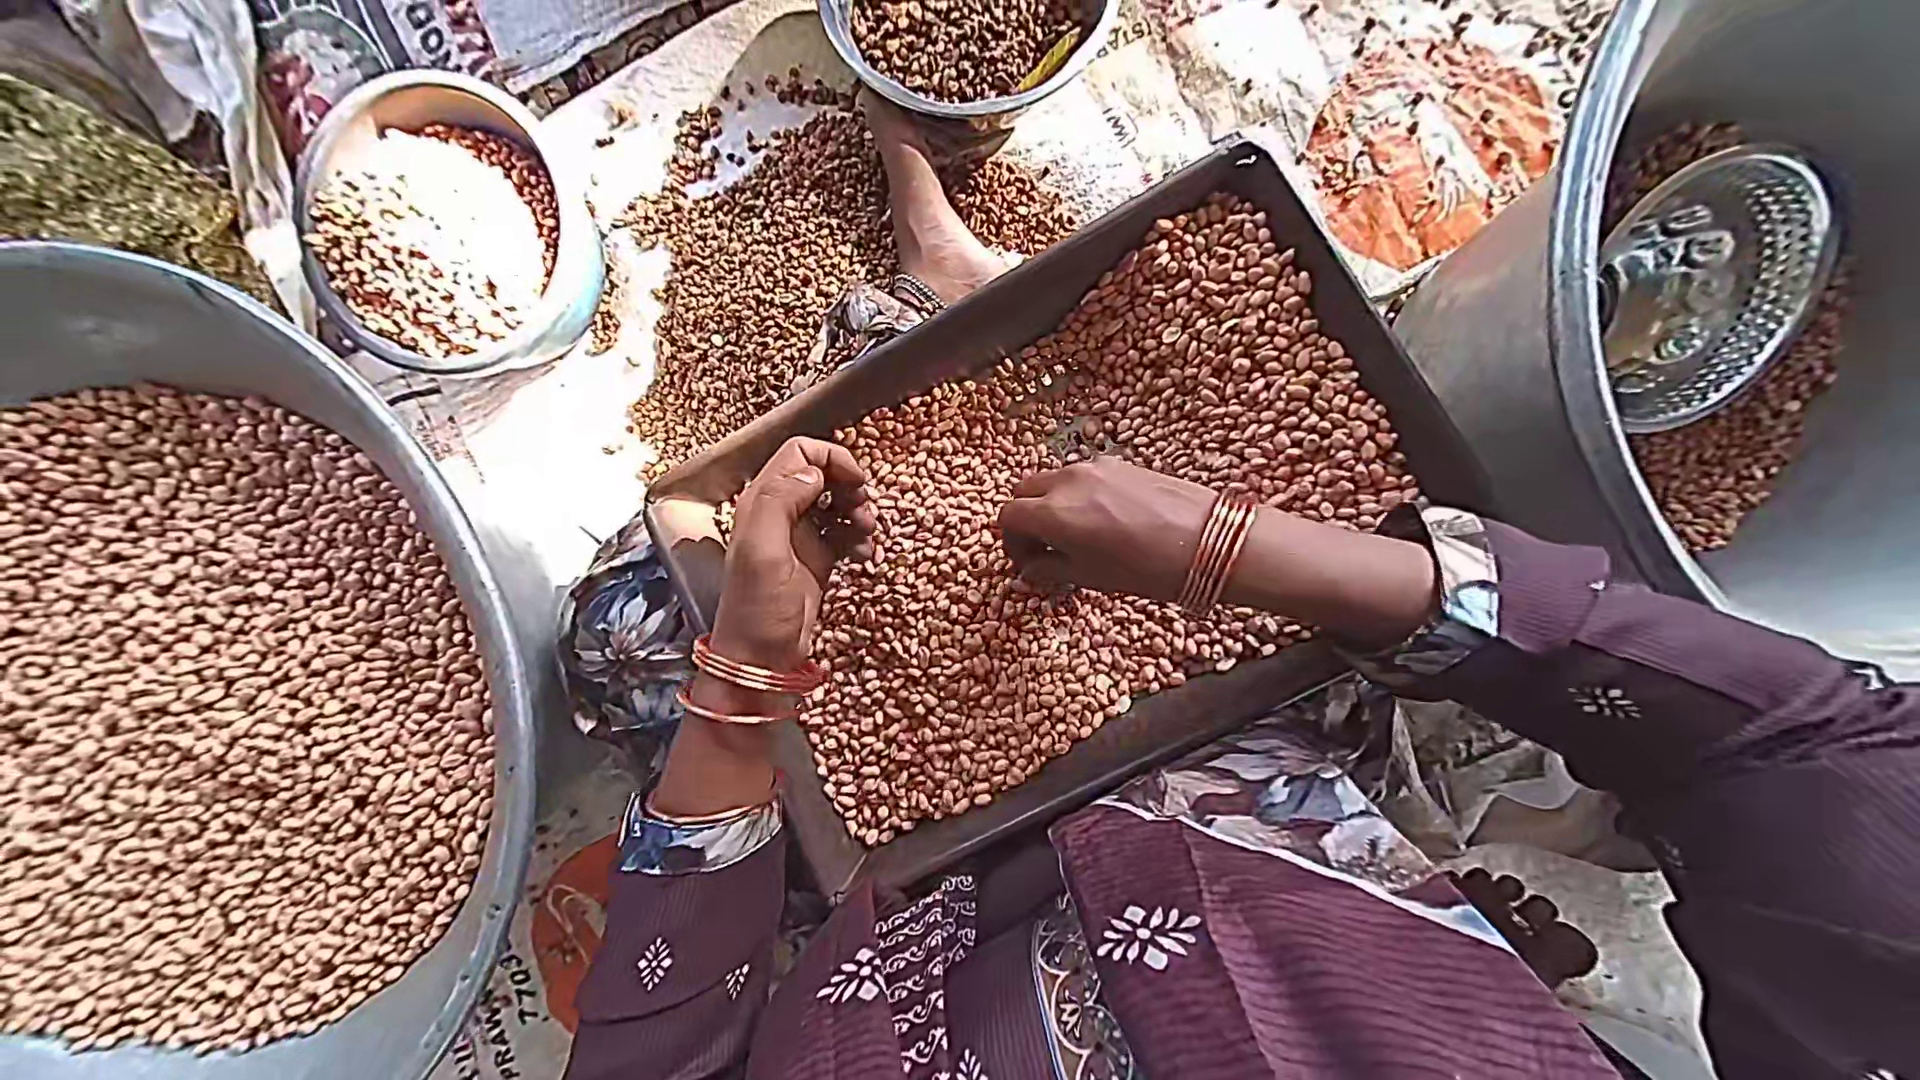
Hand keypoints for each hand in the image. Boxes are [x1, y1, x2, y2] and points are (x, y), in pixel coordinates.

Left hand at [652, 438, 873, 819]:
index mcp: (764, 501)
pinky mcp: (817, 558)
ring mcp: (800, 535)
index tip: (857, 481)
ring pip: (836, 501)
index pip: (800, 452)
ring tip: (867, 533)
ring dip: (858, 510)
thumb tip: (813, 470)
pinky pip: (844, 532)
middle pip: (822, 472)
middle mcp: (781, 512)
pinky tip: (864, 555)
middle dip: (850, 484)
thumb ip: (781, 501)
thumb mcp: (762, 550)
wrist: (762, 658)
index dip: (832, 458)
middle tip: (863, 509)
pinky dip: (858, 537)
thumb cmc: (758, 607)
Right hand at [996, 457, 1215, 602]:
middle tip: (1041, 547)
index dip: (1011, 542)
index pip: (1009, 516)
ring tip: (1071, 535)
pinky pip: (1081, 476)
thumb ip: (1050, 569)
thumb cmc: (1147, 567)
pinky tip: (1098, 520)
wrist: (1210, 541)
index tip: (1026, 561)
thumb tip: (1031, 569)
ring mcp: (1094, 467)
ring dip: (1049, 505)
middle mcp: (1067, 481)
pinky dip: (1074, 495)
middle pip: (1024, 492)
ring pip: (1052, 481)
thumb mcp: (1090, 576)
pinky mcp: (1119, 462)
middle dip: (1025, 518)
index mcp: (1053, 512)